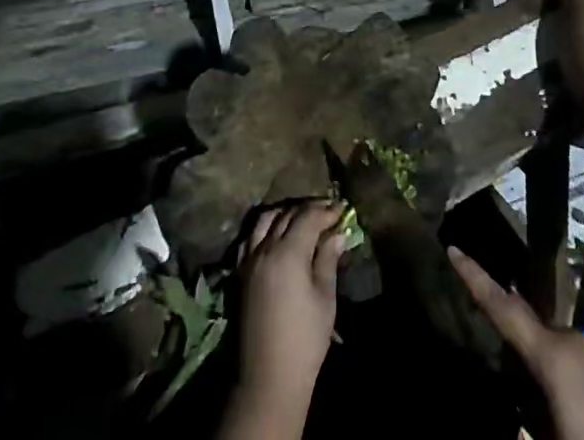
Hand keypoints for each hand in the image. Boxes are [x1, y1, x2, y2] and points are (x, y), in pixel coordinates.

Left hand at [237, 200, 344, 397]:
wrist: (268, 375)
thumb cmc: (306, 338)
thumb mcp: (324, 296)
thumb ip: (327, 259)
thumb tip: (337, 233)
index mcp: (288, 253)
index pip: (308, 217)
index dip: (327, 210)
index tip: (343, 209)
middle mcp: (264, 249)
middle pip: (286, 214)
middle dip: (308, 208)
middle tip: (328, 212)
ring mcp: (248, 260)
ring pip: (265, 220)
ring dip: (285, 213)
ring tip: (303, 218)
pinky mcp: (240, 273)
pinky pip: (250, 237)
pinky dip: (265, 228)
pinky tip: (277, 235)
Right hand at [448, 246, 583, 439]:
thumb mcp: (547, 439)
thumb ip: (520, 422)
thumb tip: (509, 412)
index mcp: (552, 356)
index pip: (503, 308)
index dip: (475, 278)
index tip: (453, 249)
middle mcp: (576, 343)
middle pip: (529, 336)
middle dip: (510, 347)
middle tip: (495, 369)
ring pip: (555, 355)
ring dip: (539, 372)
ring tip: (533, 406)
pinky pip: (580, 369)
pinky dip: (564, 384)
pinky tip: (572, 417)